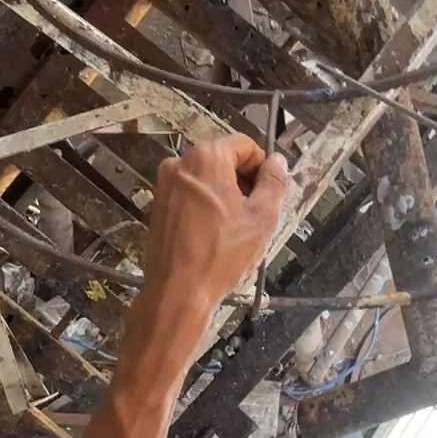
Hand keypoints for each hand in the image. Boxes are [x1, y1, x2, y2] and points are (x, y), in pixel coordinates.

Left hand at [143, 134, 288, 314]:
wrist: (178, 292)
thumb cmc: (221, 255)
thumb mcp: (262, 217)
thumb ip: (274, 182)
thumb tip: (277, 163)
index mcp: (206, 158)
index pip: (244, 145)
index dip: (262, 167)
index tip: (270, 191)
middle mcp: (180, 164)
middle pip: (224, 161)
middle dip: (244, 183)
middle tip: (256, 215)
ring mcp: (165, 187)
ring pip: (207, 181)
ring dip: (226, 198)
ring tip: (236, 231)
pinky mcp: (159, 208)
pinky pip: (191, 198)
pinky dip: (206, 210)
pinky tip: (215, 237)